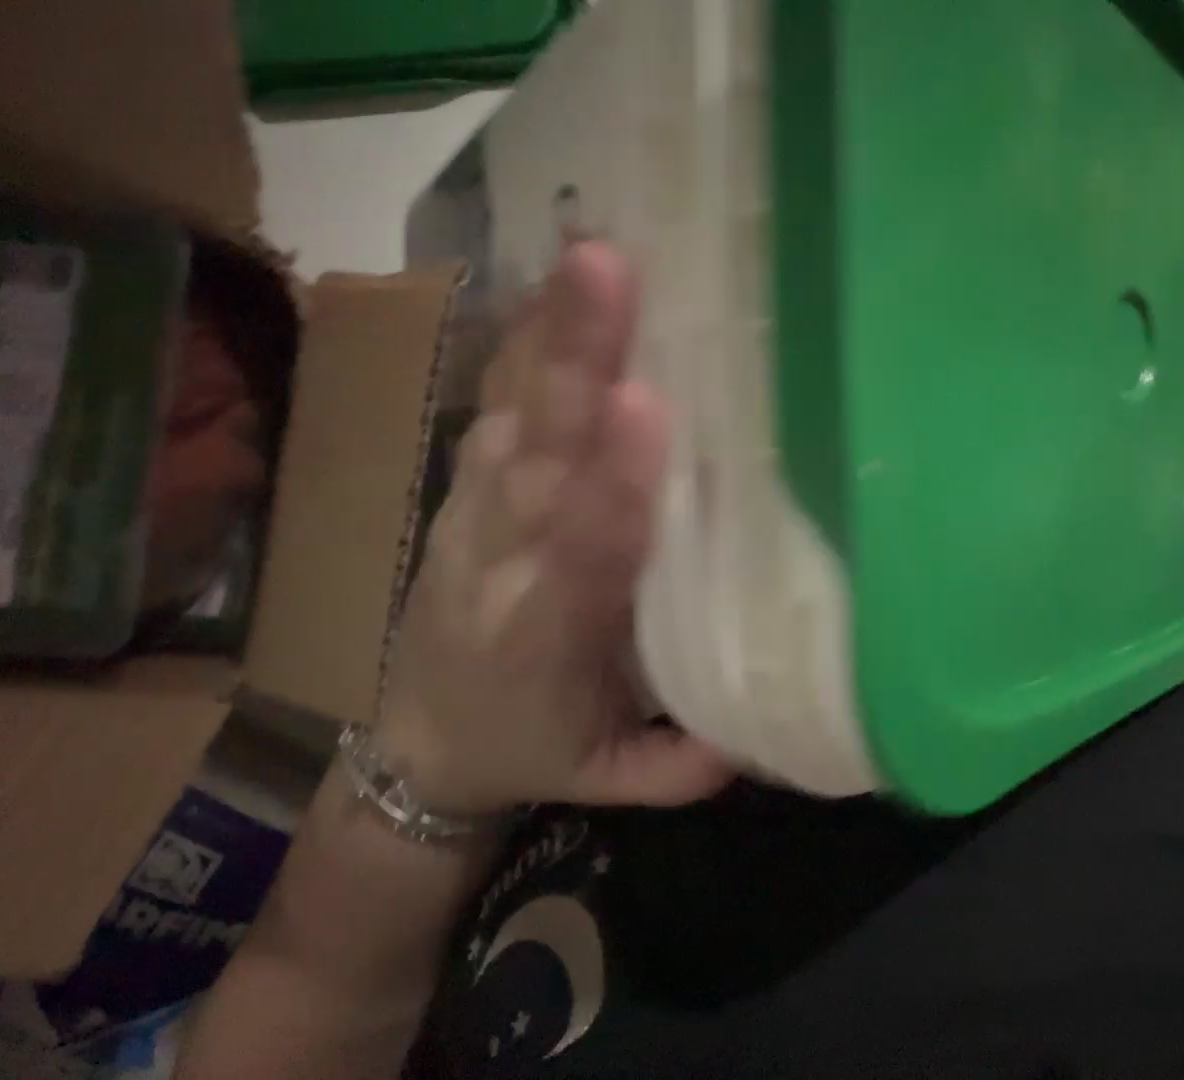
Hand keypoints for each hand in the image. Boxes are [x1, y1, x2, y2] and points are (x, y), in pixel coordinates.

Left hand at [375, 241, 732, 815]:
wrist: (416, 739)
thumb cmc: (531, 748)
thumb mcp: (608, 779)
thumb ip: (682, 763)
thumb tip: (766, 721)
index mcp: (540, 638)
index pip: (581, 556)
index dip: (611, 486)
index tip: (646, 409)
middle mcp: (498, 561)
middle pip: (537, 455)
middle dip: (574, 362)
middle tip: (608, 271)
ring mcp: (471, 514)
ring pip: (512, 413)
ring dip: (553, 334)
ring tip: (595, 255)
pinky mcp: (465, 486)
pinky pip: (499, 406)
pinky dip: (530, 345)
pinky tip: (566, 286)